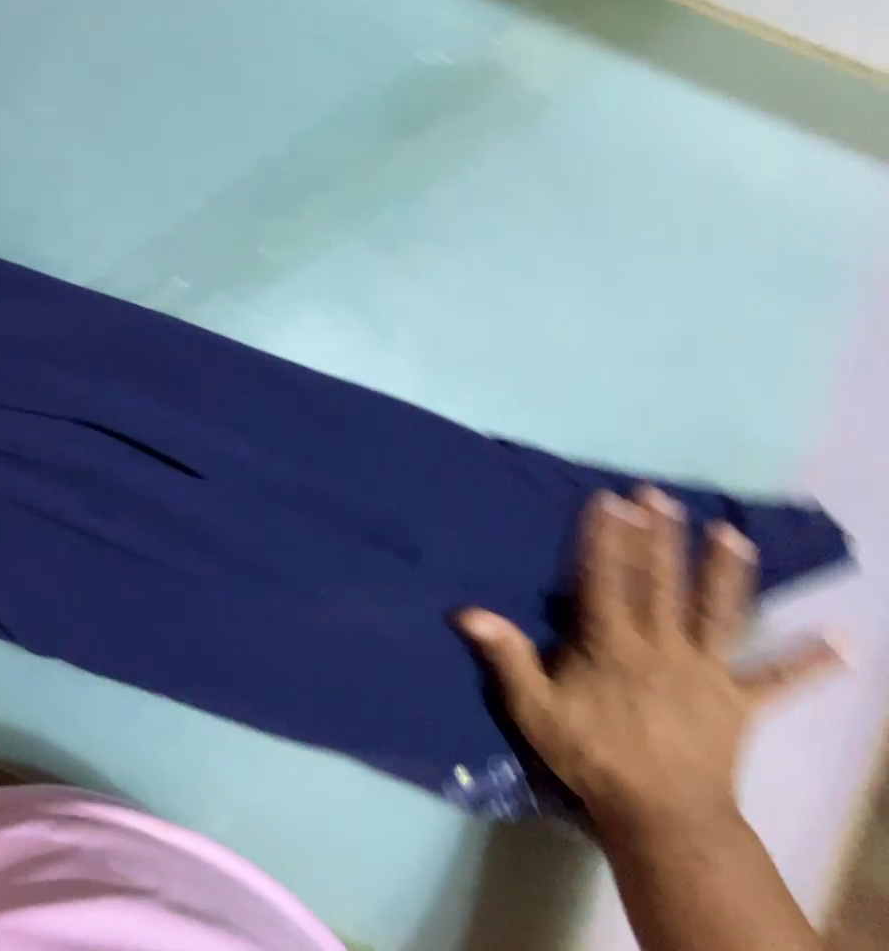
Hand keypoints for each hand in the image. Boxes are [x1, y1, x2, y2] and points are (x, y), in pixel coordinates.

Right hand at [456, 486, 841, 832]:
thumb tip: (467, 612)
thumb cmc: (589, 754)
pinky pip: (780, 681)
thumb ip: (507, 657)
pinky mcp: (740, 704)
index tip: (610, 501)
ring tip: (734, 535)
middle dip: (659, 538)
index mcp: (612, 646)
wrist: (661, 813)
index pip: (605, 580)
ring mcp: (708, 673)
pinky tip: (844, 641)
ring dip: (728, 574)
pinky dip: (812, 662)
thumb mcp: (533, 707)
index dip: (606, 538)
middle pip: (660, 584)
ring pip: (719, 614)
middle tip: (660, 497)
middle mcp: (663, 648)